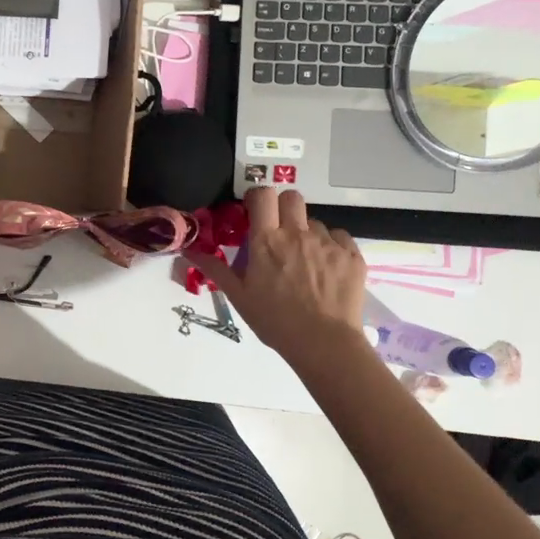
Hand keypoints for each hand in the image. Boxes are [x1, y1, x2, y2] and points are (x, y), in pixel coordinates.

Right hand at [187, 187, 368, 361]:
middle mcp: (297, 234)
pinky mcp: (352, 255)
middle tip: (278, 229)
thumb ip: (214, 268)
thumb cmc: (274, 320)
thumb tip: (187, 250)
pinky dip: (330, 246)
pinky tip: (325, 268)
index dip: (257, 198)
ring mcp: (328, 243)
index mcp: (266, 241)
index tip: (254, 211)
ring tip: (303, 260)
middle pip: (292, 197)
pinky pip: (338, 237)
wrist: (324, 343)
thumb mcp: (238, 295)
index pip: (262, 195)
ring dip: (306, 233)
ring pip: (314, 222)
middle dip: (283, 207)